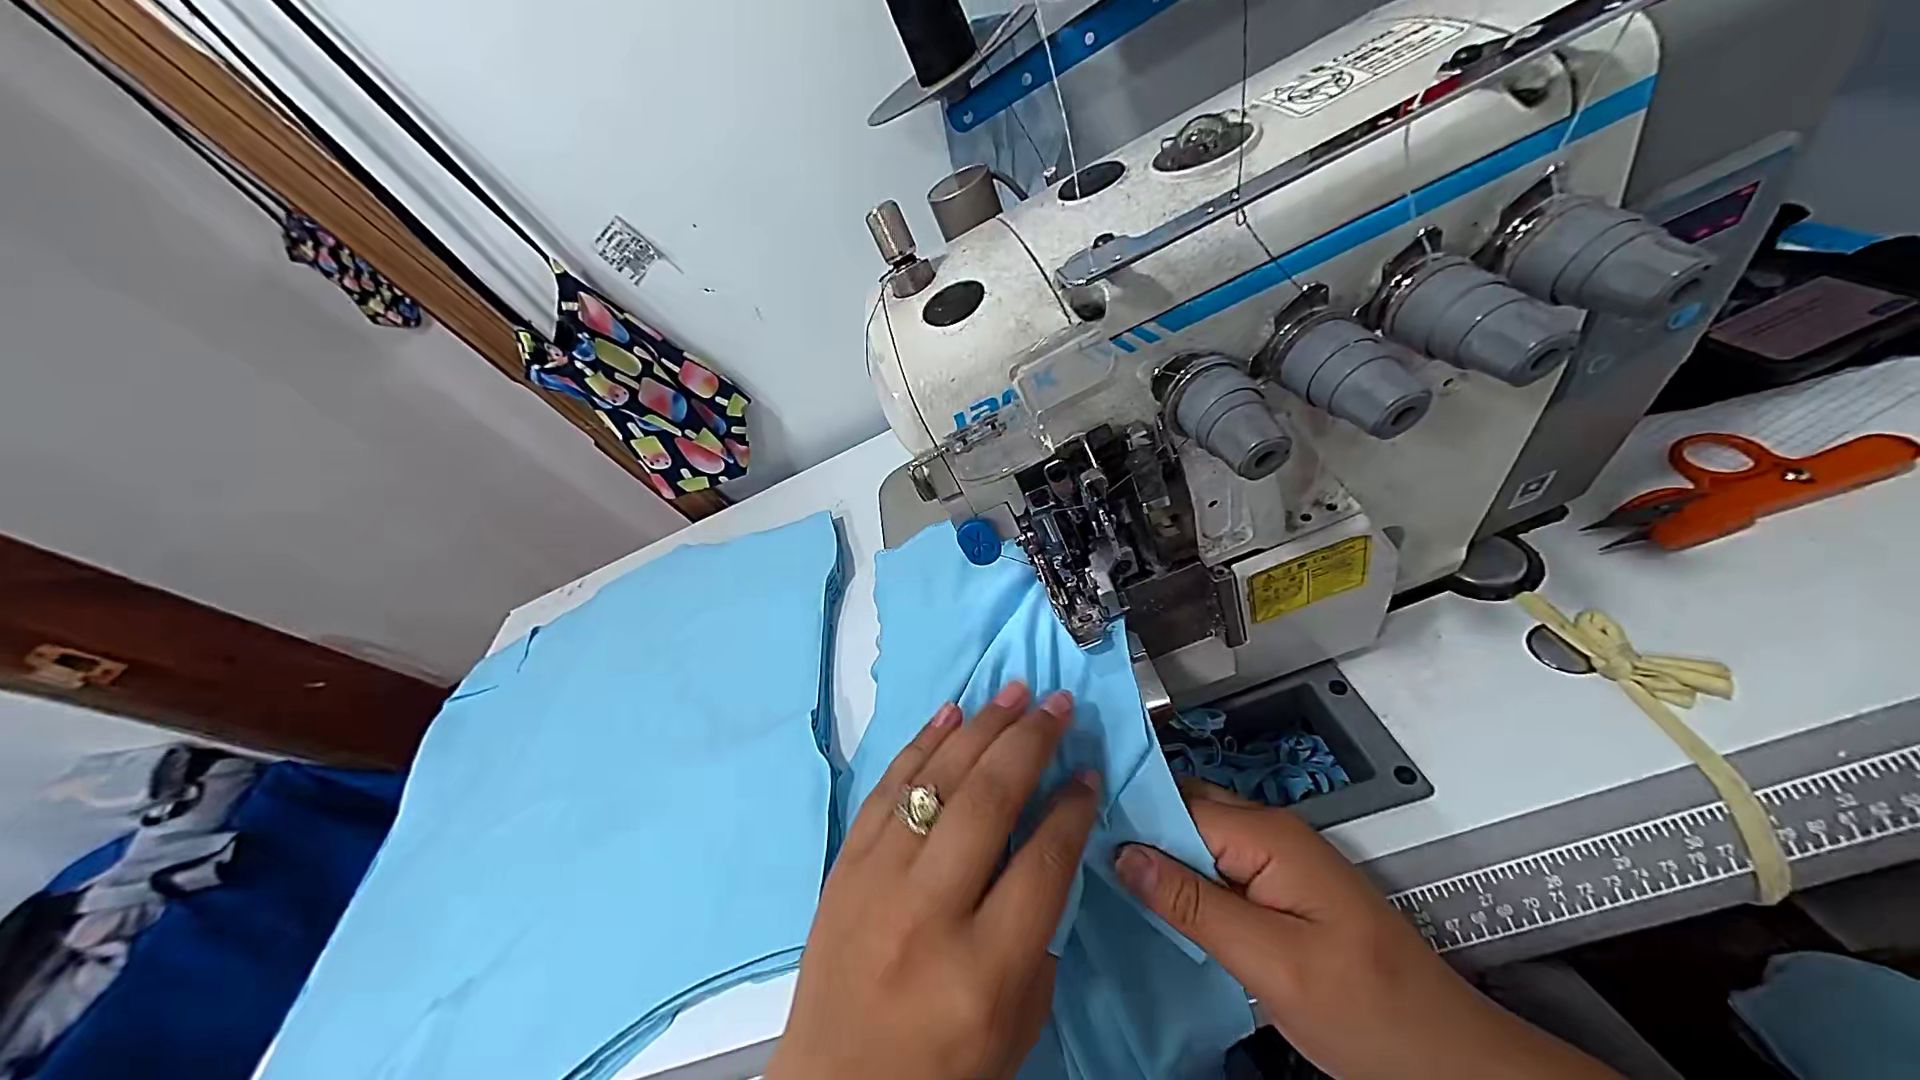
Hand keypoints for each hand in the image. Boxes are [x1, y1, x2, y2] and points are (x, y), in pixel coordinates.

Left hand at [766, 683, 1098, 1079]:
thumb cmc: (943, 1068)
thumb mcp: (1018, 1021)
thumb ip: (1039, 931)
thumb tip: (1048, 839)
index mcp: (983, 969)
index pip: (1043, 860)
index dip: (1073, 806)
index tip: (1089, 772)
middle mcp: (927, 912)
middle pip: (989, 802)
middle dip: (1031, 742)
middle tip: (1058, 704)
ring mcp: (876, 881)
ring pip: (936, 781)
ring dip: (980, 727)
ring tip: (1013, 691)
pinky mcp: (844, 865)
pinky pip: (887, 788)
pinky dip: (921, 744)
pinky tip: (950, 714)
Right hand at [1115, 781, 1622, 1079]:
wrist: (1444, 1058)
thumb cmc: (1366, 1009)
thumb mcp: (1271, 961)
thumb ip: (1193, 903)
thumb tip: (1124, 853)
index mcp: (1267, 835)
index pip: (1176, 804)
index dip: (1127, 816)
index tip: (1076, 829)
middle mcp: (1268, 832)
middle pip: (1183, 811)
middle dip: (1135, 829)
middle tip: (1079, 852)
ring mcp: (1272, 859)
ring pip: (1193, 838)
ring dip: (1155, 856)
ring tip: (1100, 873)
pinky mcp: (1273, 886)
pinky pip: (1211, 866)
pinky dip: (1178, 878)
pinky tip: (1150, 898)